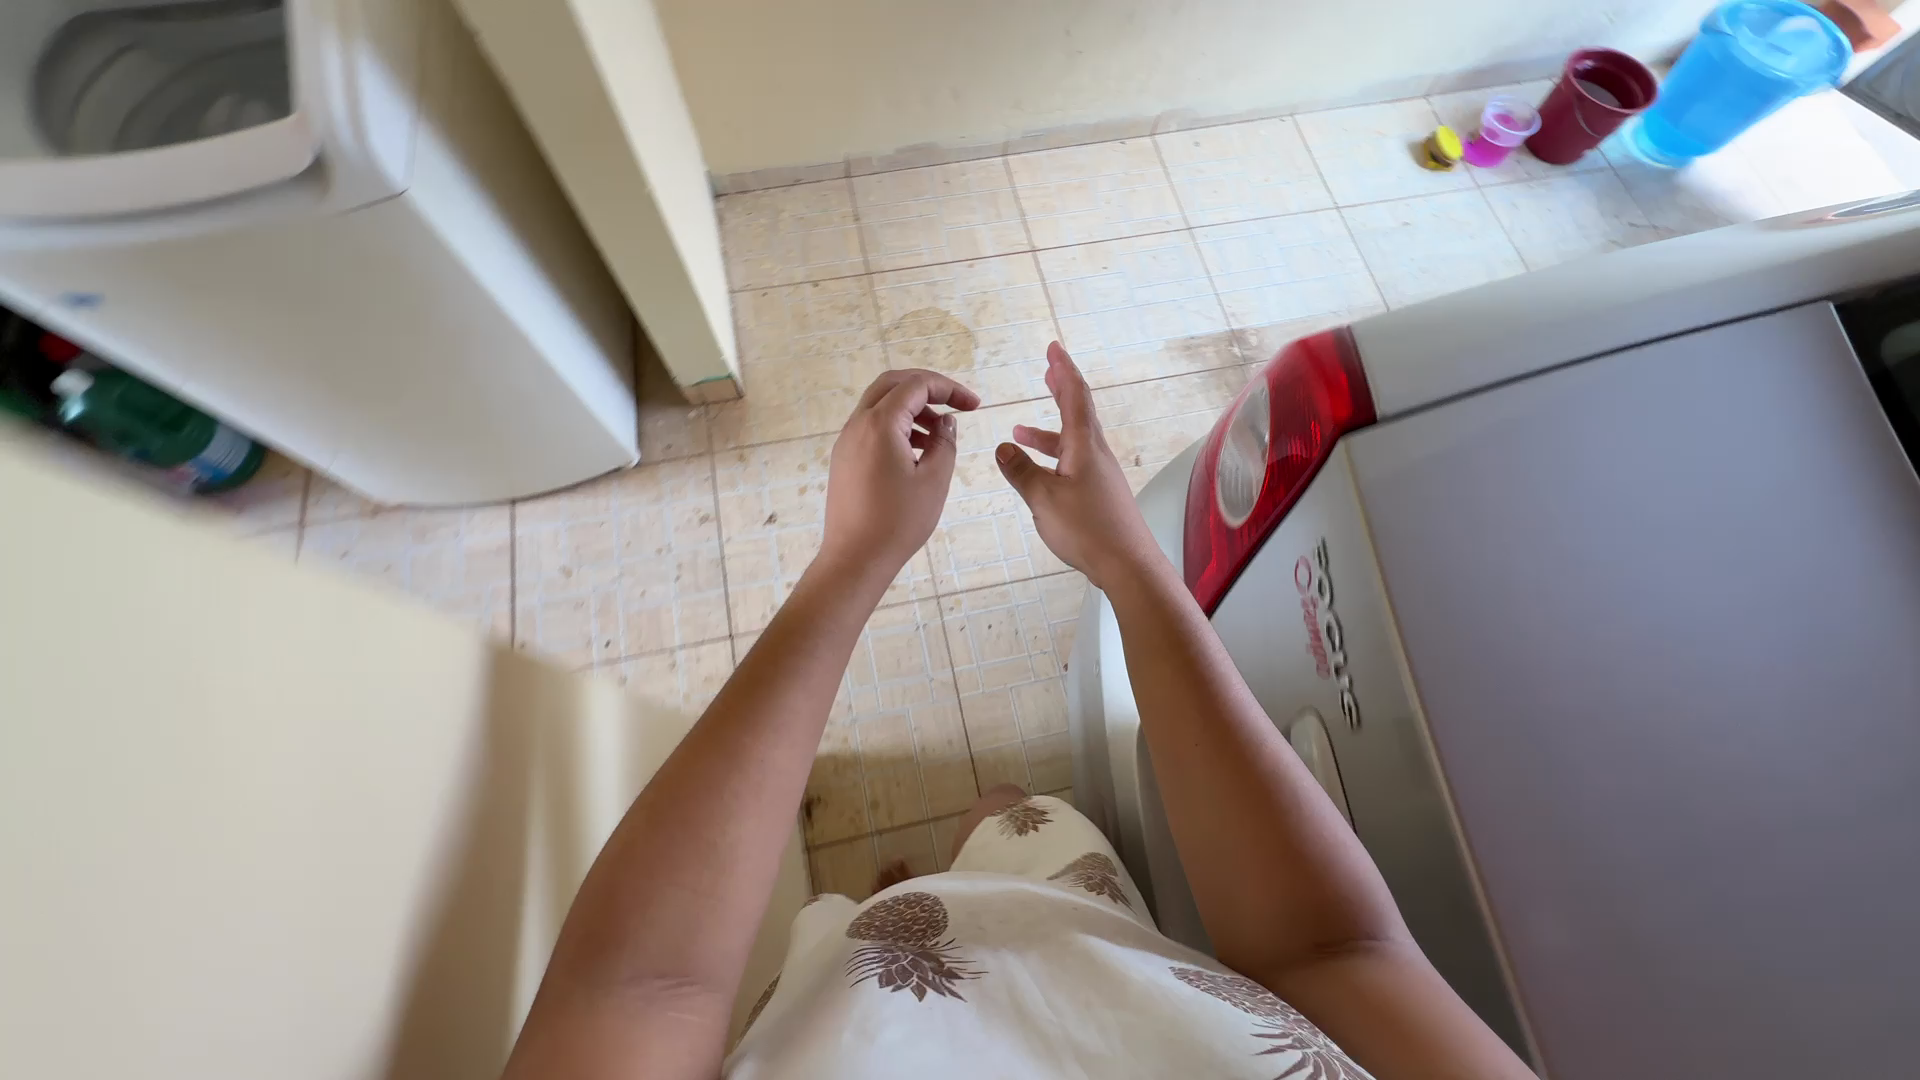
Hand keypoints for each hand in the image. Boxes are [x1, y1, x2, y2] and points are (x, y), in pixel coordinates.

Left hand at [819, 369, 980, 584]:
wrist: (855, 558)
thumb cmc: (898, 522)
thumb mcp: (934, 480)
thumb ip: (944, 442)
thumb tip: (945, 422)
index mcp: (880, 424)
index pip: (916, 385)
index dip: (949, 388)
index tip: (974, 406)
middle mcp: (857, 425)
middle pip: (892, 384)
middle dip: (927, 388)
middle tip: (955, 405)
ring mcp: (846, 442)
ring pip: (880, 406)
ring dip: (911, 409)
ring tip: (938, 435)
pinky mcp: (844, 459)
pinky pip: (871, 428)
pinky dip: (896, 427)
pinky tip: (916, 452)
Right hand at [996, 343, 1162, 588]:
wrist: (1127, 564)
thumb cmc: (1086, 528)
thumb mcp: (1043, 498)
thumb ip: (1021, 471)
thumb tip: (1002, 447)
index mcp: (1084, 446)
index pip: (1075, 397)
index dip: (1063, 370)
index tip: (1053, 349)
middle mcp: (1096, 454)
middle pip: (1079, 412)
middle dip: (1062, 389)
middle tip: (1048, 370)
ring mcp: (1101, 474)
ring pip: (1075, 441)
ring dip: (1049, 431)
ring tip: (1022, 431)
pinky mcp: (1101, 494)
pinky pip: (1075, 462)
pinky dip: (1056, 456)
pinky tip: (1042, 472)